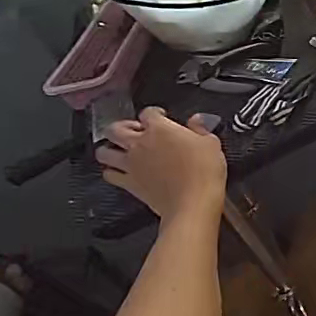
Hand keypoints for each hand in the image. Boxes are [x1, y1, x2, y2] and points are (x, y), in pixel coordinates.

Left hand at [97, 108, 225, 221]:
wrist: (192, 202)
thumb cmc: (204, 172)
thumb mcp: (211, 144)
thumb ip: (200, 129)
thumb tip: (197, 121)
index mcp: (161, 129)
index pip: (148, 113)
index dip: (154, 113)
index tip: (160, 116)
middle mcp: (140, 143)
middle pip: (115, 129)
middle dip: (121, 127)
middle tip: (133, 131)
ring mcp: (131, 164)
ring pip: (104, 152)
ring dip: (109, 149)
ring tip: (118, 150)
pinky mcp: (129, 183)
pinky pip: (109, 175)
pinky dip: (111, 172)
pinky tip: (119, 172)